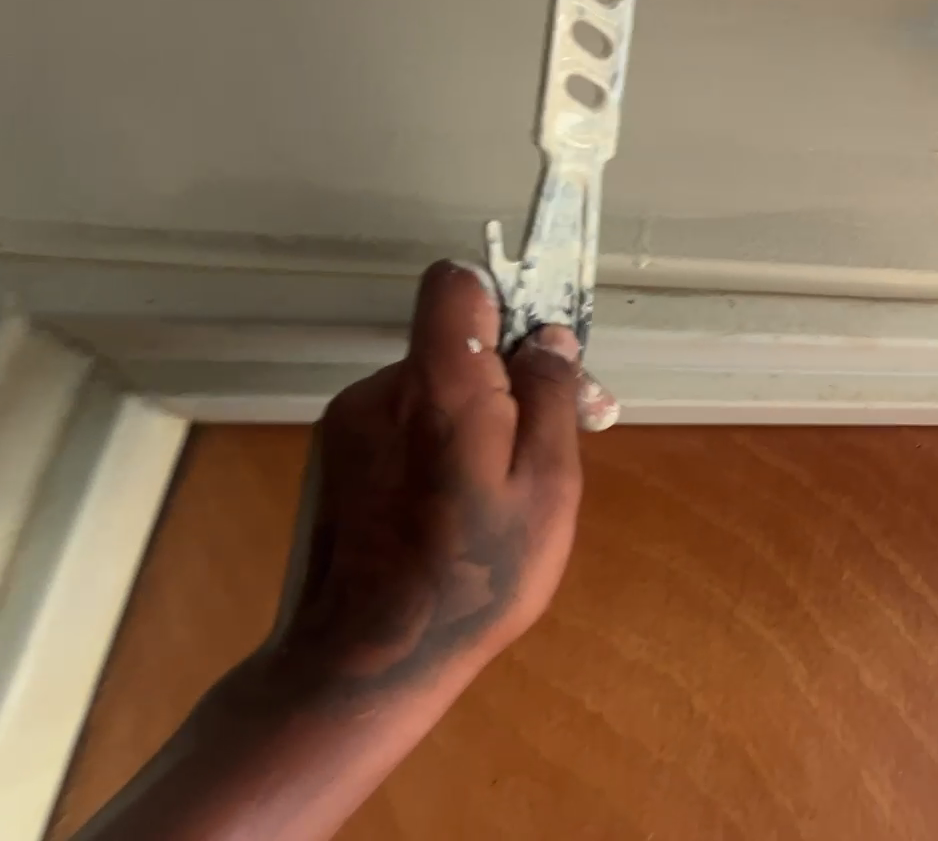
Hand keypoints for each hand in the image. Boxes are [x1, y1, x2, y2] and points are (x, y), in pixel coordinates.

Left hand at [265, 260, 589, 696]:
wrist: (362, 666)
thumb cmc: (477, 577)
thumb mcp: (547, 484)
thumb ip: (552, 397)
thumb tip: (550, 337)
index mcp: (438, 389)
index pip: (458, 285)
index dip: (510, 293)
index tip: (549, 341)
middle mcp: (382, 390)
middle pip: (463, 338)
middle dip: (524, 368)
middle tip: (583, 424)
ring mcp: (351, 422)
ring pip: (441, 379)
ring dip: (495, 405)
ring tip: (532, 471)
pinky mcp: (340, 454)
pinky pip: (414, 414)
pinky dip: (456, 431)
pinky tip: (478, 490)